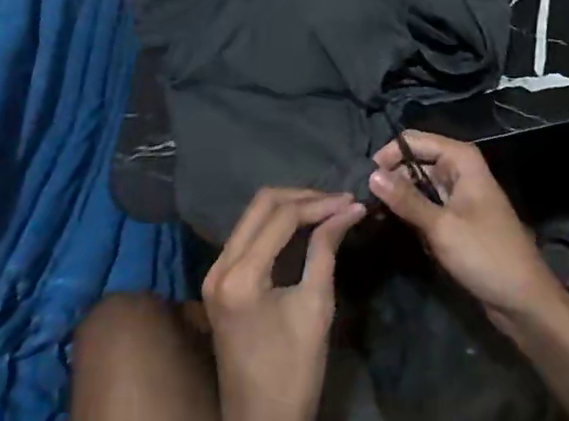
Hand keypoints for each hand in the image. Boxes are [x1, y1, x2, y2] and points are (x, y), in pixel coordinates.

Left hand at [202, 188, 365, 420]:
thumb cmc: (293, 370)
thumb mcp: (316, 305)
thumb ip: (327, 248)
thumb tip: (350, 208)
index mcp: (241, 276)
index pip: (283, 216)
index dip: (321, 203)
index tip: (353, 202)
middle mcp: (219, 267)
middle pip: (262, 204)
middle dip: (304, 197)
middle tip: (340, 202)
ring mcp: (215, 273)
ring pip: (254, 215)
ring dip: (291, 206)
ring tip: (329, 210)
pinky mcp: (220, 282)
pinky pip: (249, 234)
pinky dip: (278, 223)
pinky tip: (306, 226)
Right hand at [369, 131, 564, 325]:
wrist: (522, 296)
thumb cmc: (485, 254)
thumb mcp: (441, 227)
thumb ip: (406, 199)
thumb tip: (372, 174)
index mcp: (461, 159)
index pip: (415, 140)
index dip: (389, 155)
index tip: (364, 180)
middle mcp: (460, 169)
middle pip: (416, 161)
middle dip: (391, 177)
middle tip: (362, 200)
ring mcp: (459, 194)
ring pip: (420, 184)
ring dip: (399, 197)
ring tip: (372, 213)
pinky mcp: (457, 218)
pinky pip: (428, 205)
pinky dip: (411, 213)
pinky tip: (391, 226)